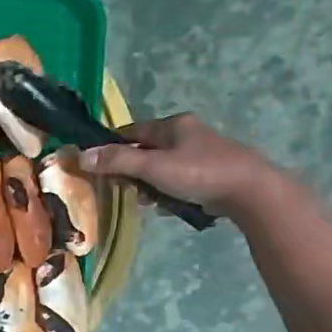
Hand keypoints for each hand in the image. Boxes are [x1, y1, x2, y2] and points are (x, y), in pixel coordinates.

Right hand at [80, 114, 283, 215]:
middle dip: (132, 171)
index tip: (98, 166)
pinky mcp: (211, 173)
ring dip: (150, 185)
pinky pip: (178, 181)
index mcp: (174, 124)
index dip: (113, 147)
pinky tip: (168, 207)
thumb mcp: (153, 167)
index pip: (132, 131)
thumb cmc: (198, 173)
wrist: (249, 191)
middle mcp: (187, 133)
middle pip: (147, 151)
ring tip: (148, 202)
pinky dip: (169, 192)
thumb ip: (118, 161)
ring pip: (162, 168)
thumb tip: (82, 156)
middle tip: (124, 189)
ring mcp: (201, 153)